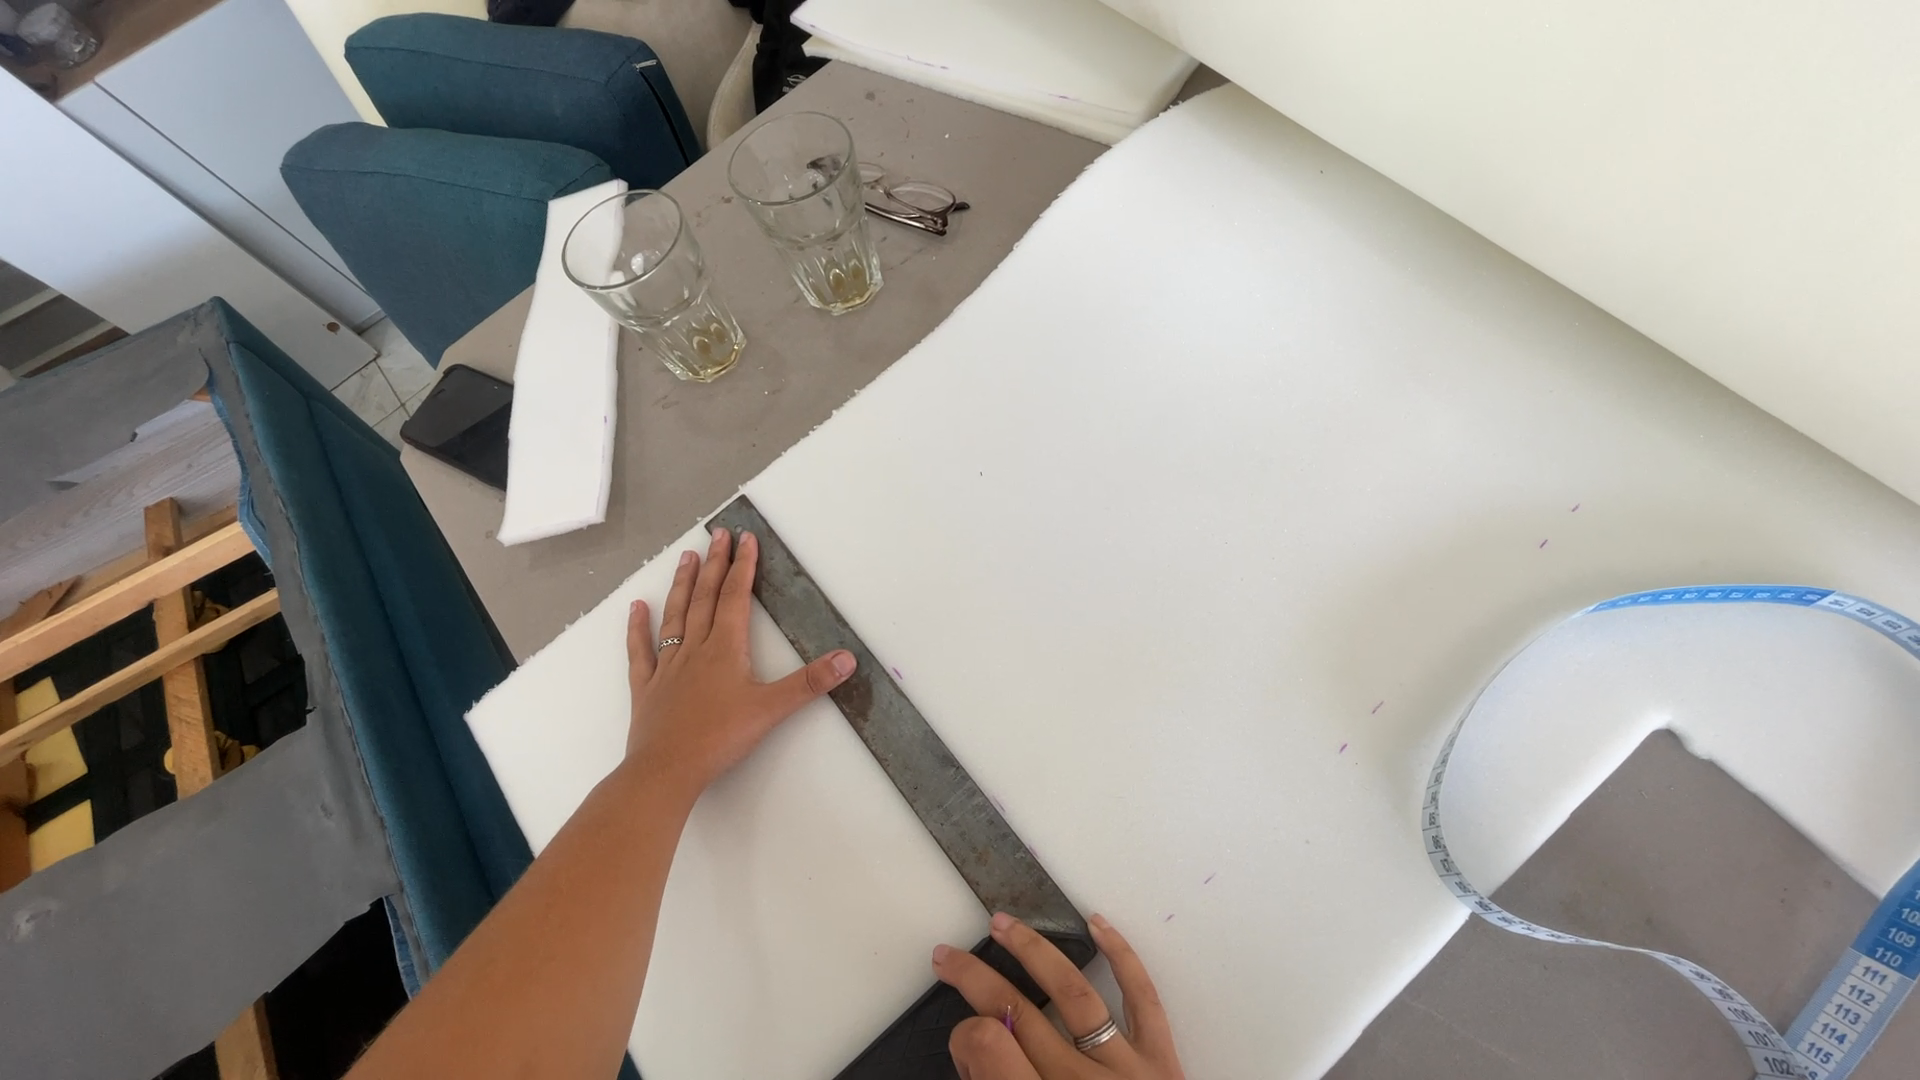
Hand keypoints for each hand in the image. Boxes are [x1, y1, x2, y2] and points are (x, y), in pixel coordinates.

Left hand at [624, 527, 855, 800]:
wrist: (665, 770)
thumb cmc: (720, 738)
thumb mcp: (771, 710)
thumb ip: (809, 683)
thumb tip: (847, 658)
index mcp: (725, 649)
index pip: (735, 597)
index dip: (743, 567)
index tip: (746, 539)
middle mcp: (695, 649)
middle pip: (705, 598)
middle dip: (714, 564)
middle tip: (718, 535)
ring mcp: (667, 666)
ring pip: (676, 616)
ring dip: (683, 585)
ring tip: (686, 557)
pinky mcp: (647, 688)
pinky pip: (641, 651)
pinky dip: (639, 627)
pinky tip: (637, 608)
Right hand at [933, 913, 1185, 1079]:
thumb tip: (977, 1058)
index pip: (986, 1046)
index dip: (964, 1037)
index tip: (964, 1044)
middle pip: (1017, 1011)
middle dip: (974, 977)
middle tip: (946, 956)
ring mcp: (1127, 1070)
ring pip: (1071, 991)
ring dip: (1031, 950)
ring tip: (1002, 923)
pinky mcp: (1164, 1064)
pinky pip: (1144, 999)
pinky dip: (1122, 955)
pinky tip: (1097, 924)